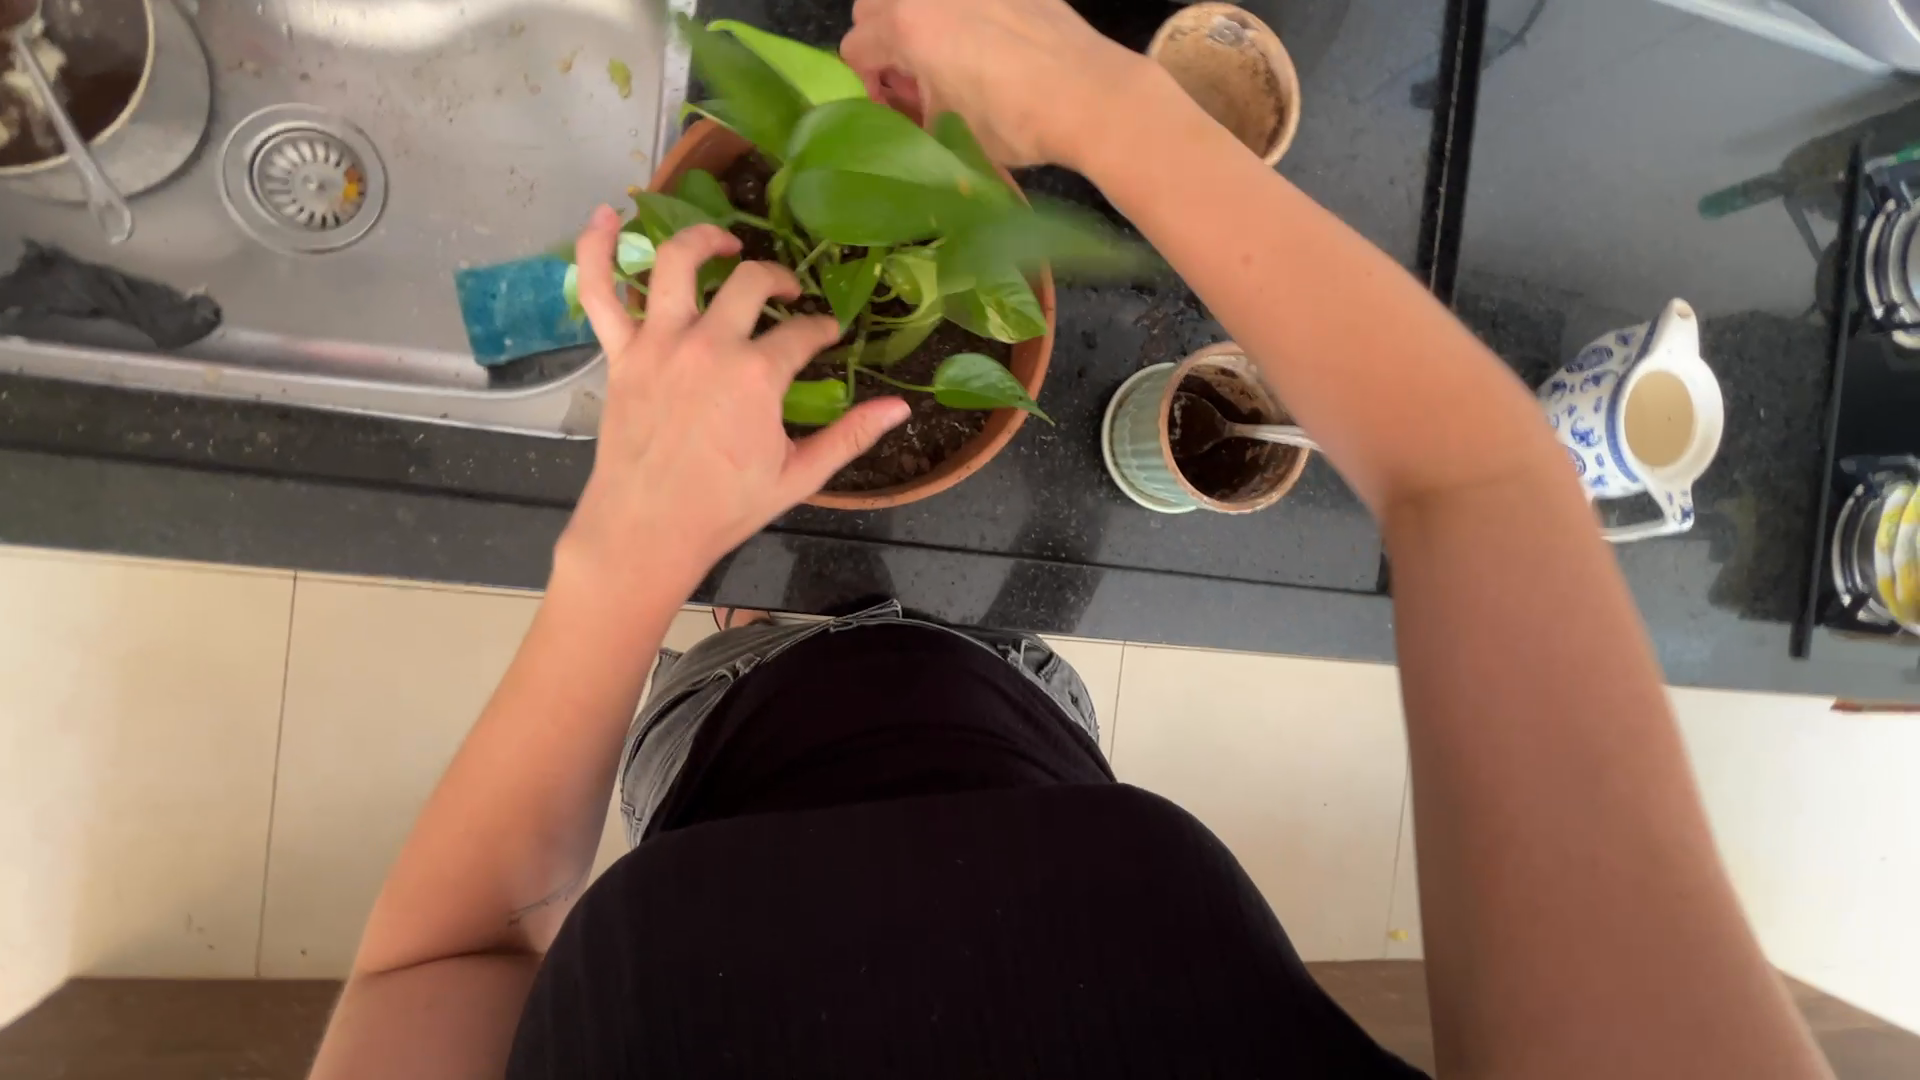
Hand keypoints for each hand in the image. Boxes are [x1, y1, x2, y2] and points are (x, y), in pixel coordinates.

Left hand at [556, 207, 907, 593]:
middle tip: (788, 293)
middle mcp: (708, 345)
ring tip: (724, 243)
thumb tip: (899, 410)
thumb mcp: (800, 475)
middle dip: (778, 280)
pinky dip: (597, 247)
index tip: (828, 335)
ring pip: (677, 264)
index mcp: (757, 376)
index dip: (821, 330)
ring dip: (704, 240)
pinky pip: (598, 289)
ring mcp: (658, 343)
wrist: (649, 529)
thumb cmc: (726, 506)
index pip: (801, 333)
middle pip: (749, 283)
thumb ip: (850, 437)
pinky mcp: (620, 353)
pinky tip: (609, 216)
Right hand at [841, 0, 1149, 167]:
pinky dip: (957, 18)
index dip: (867, 87)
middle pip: (875, 6)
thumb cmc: (1013, 121)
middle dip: (883, 45)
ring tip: (947, 66)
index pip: (856, 48)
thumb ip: (913, 113)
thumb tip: (905, 106)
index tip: (890, 110)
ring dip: (917, 27)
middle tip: (912, 84)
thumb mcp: (950, 130)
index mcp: (908, 25)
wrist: (1088, 96)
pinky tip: (985, 49)